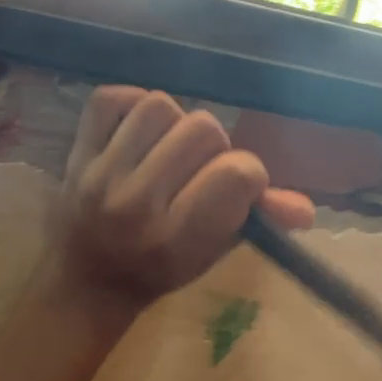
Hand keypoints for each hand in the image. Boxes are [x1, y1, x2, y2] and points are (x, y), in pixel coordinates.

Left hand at [52, 86, 314, 303]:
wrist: (84, 281)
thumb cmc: (156, 268)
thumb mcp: (210, 253)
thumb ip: (255, 222)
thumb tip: (306, 210)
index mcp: (176, 239)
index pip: (237, 174)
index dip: (248, 173)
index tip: (236, 187)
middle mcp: (135, 204)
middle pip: (203, 129)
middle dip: (213, 147)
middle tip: (199, 170)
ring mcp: (99, 176)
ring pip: (160, 106)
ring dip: (174, 123)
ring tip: (167, 149)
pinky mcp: (75, 155)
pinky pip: (110, 99)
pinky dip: (130, 106)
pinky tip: (137, 133)